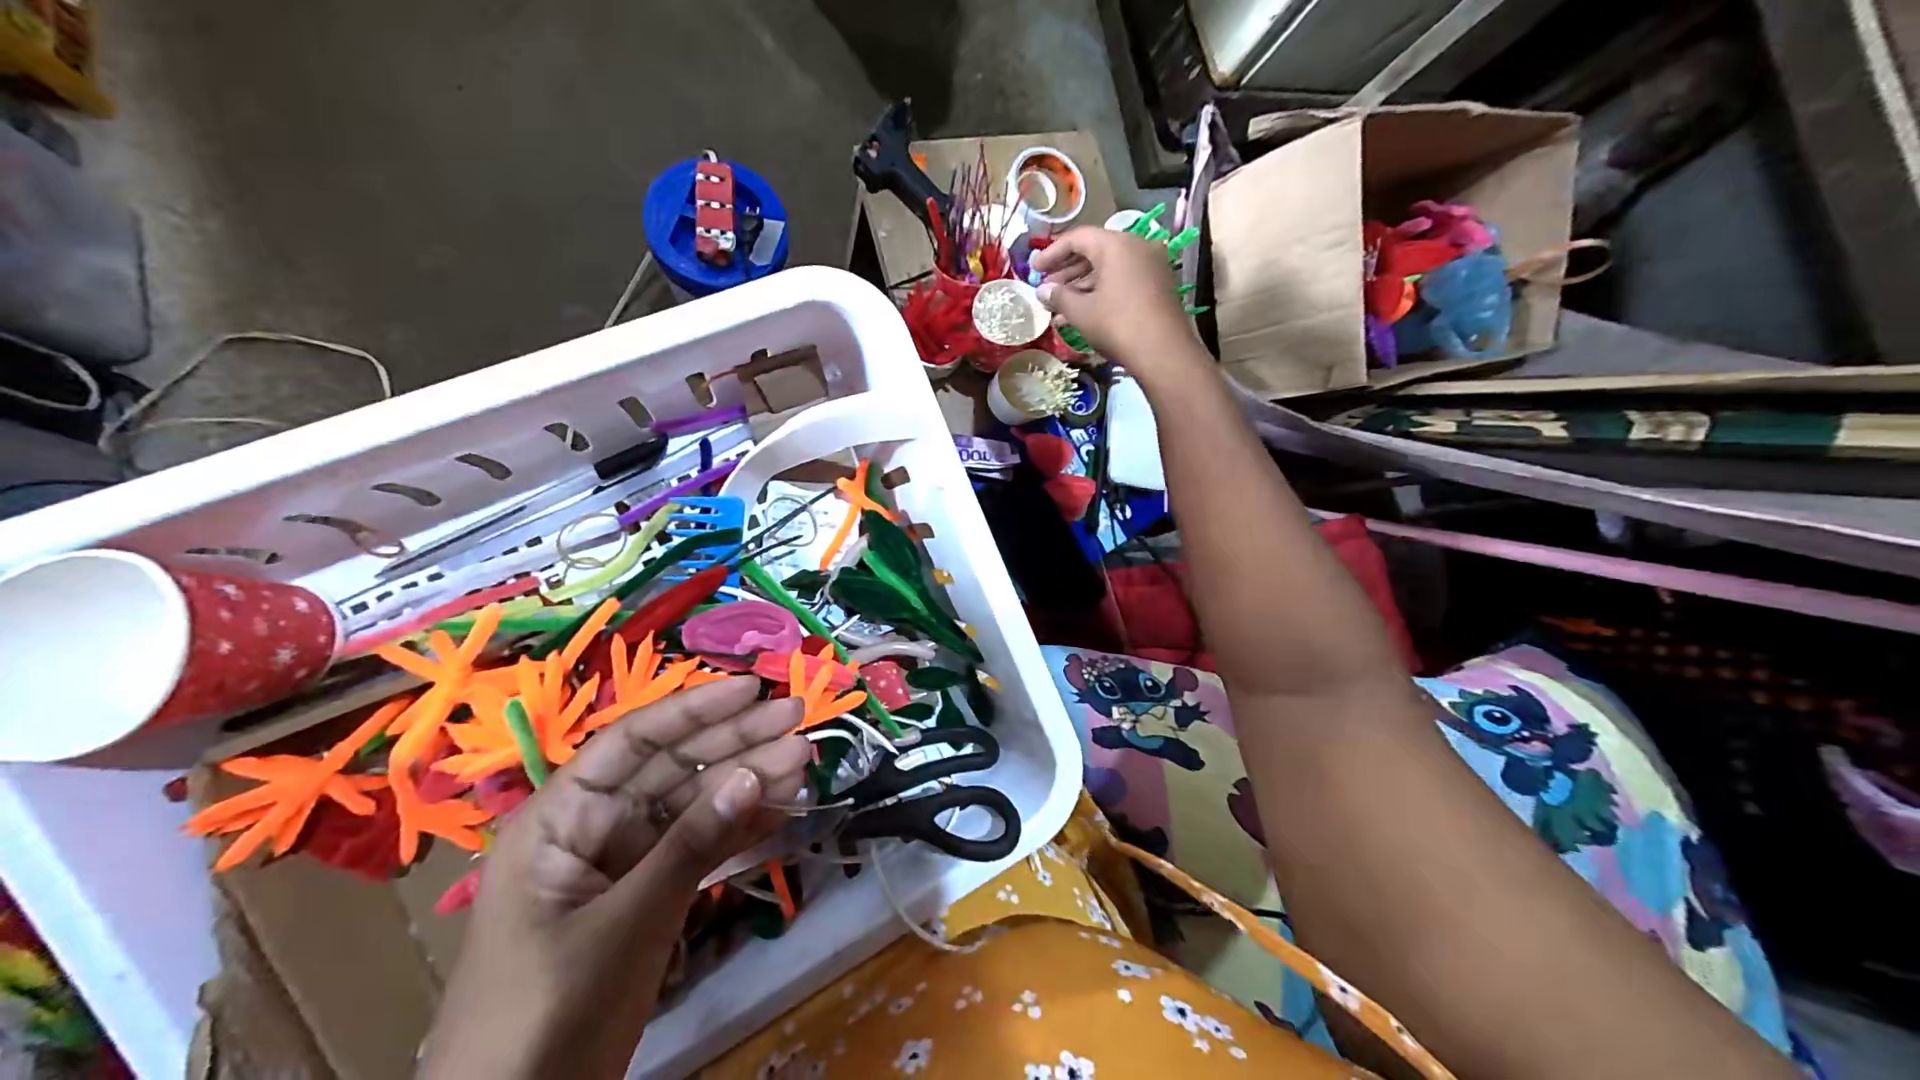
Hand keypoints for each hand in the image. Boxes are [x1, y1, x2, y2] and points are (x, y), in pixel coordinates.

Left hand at [420, 677, 809, 1079]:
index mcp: (562, 817)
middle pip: (675, 768)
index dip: (695, 709)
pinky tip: (784, 811)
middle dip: (737, 741)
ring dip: (750, 783)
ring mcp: (626, 862)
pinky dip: (741, 832)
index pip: (634, 742)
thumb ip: (688, 846)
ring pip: (695, 806)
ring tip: (805, 758)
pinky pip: (701, 849)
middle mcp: (595, 826)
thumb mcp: (622, 925)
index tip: (752, 689)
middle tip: (799, 718)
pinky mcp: (650, 896)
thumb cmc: (545, 1013)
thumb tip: (753, 776)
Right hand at [1033, 226, 1206, 381]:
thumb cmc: (1117, 325)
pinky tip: (1083, 312)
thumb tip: (1043, 291)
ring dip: (1082, 285)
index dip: (1052, 253)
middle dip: (1067, 272)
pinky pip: (1123, 279)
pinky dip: (1102, 291)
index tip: (1034, 269)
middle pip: (1094, 251)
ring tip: (1059, 306)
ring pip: (1109, 268)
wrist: (1164, 352)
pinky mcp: (1158, 284)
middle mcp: (1136, 246)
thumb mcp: (1081, 311)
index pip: (1077, 238)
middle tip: (1046, 289)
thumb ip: (1059, 296)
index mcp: (1116, 244)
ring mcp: (1151, 265)